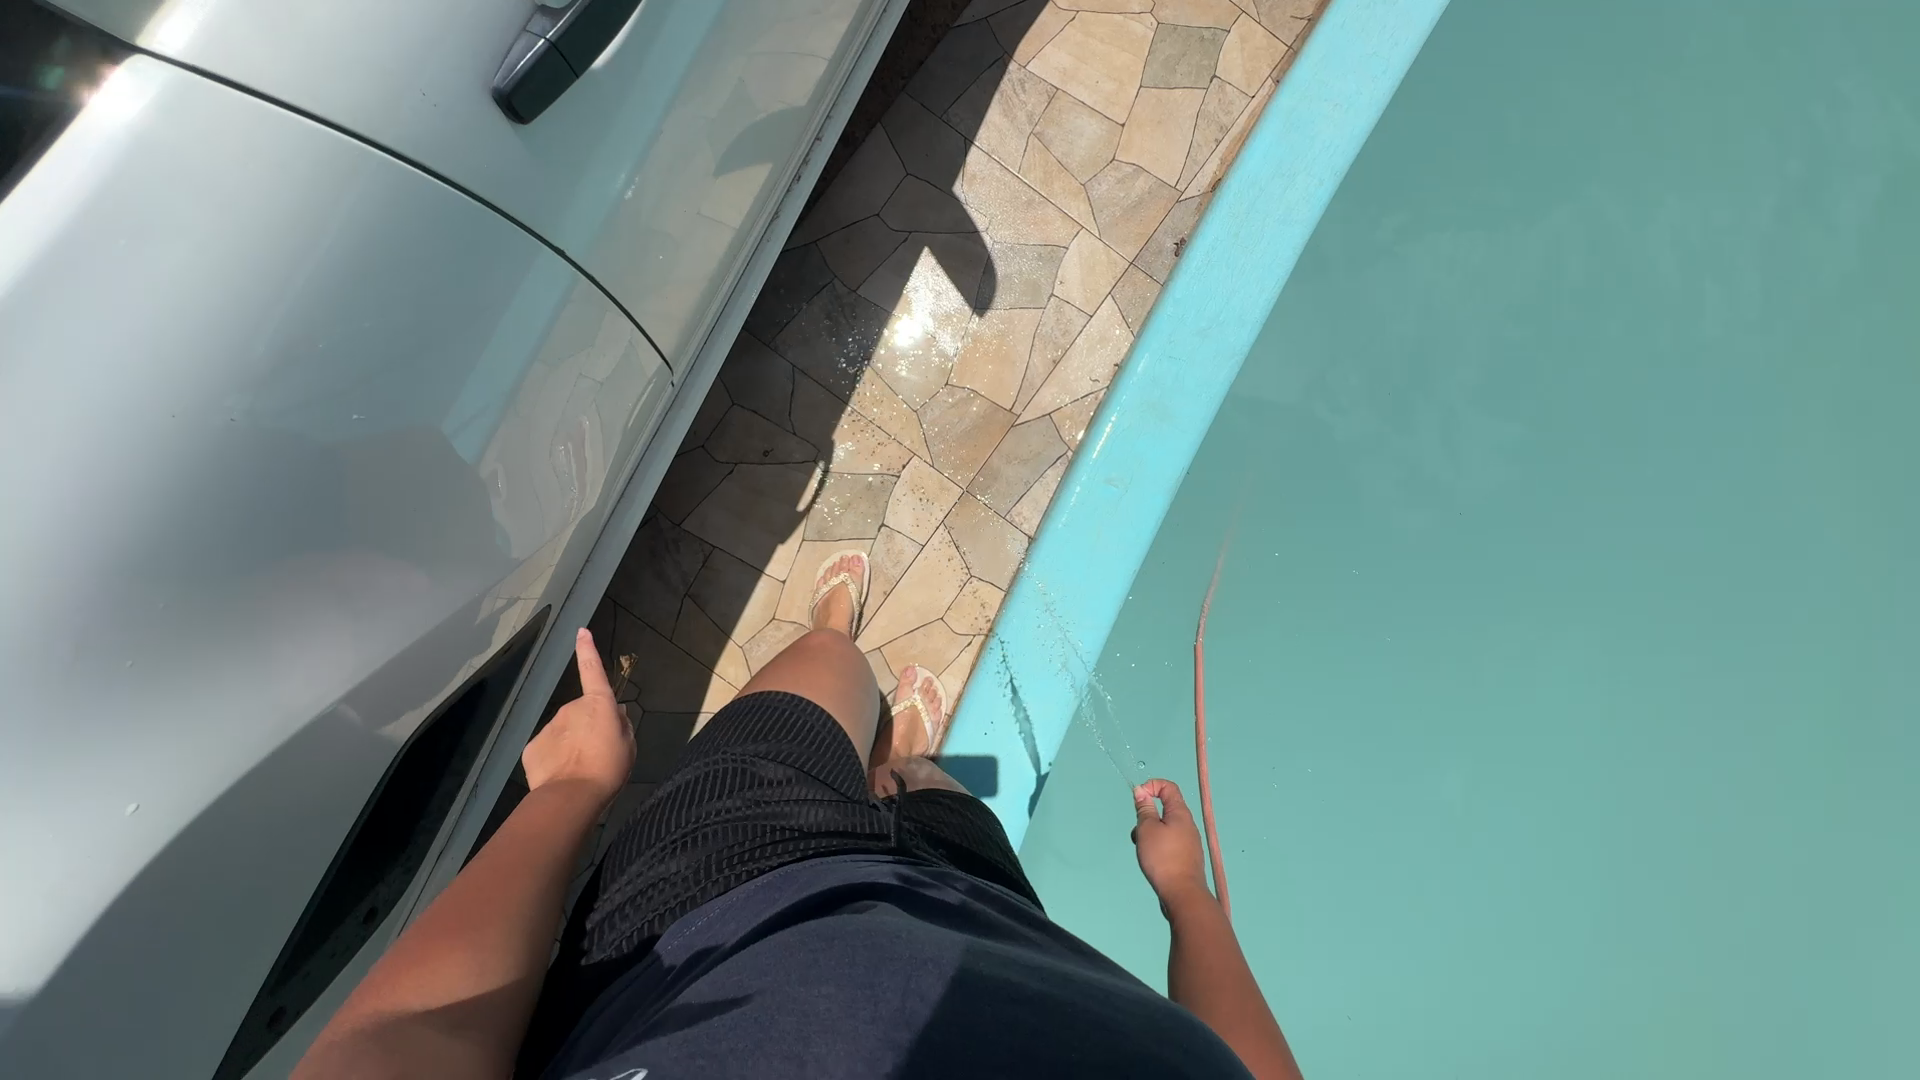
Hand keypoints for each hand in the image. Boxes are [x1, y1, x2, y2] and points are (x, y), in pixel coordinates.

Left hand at [521, 628, 634, 808]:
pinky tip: (563, 775)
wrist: (571, 796)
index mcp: (599, 704)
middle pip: (582, 713)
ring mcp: (549, 727)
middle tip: (600, 752)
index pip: (593, 670)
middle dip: (588, 727)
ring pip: (564, 732)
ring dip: (572, 744)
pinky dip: (556, 758)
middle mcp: (571, 708)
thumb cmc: (608, 767)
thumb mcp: (628, 745)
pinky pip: (548, 748)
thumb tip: (614, 714)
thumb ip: (621, 725)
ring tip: (581, 769)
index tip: (581, 631)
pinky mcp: (533, 747)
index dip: (587, 650)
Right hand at [1132, 779, 1213, 913]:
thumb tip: (1142, 792)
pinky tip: (1151, 860)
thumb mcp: (1146, 829)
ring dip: (1149, 832)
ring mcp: (1189, 842)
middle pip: (1165, 808)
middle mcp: (1187, 825)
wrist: (1183, 894)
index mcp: (1180, 813)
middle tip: (1138, 829)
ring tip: (1141, 848)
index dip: (1151, 786)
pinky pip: (1169, 842)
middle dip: (1147, 814)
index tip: (1138, 799)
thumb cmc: (1163, 858)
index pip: (1168, 787)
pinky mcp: (1186, 857)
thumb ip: (1144, 809)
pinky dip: (1157, 845)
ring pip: (1165, 827)